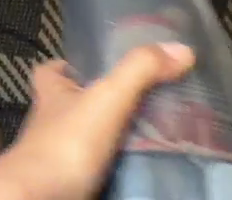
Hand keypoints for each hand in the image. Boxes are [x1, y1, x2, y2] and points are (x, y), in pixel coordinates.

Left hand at [0, 43, 196, 199]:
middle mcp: (49, 120)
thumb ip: (139, 71)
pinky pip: (95, 171)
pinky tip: (139, 170)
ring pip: (85, 140)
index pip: (51, 69)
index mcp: (51, 91)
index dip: (69, 65)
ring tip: (150, 140)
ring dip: (110, 140)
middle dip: (99, 105)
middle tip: (139, 106)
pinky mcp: (71, 183)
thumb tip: (181, 48)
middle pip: (72, 104)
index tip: (97, 65)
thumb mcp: (106, 97)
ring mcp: (58, 155)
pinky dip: (114, 170)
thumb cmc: (66, 142)